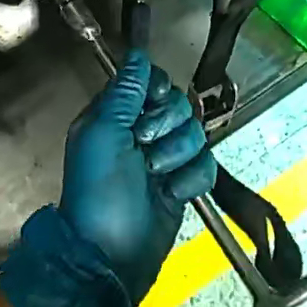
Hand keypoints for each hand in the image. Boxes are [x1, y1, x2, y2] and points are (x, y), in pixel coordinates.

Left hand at [57, 49, 216, 303]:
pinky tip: (172, 194)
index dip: (156, 90)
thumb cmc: (100, 189)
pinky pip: (206, 166)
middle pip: (178, 105)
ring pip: (195, 134)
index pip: (149, 81)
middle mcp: (138, 132)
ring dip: (177, 157)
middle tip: (144, 148)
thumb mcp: (103, 134)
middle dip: (167, 128)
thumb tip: (137, 54)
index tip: (151, 104)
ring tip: (156, 177)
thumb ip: (123, 93)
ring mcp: (163, 159)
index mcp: (113, 115)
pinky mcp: (183, 184)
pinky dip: (191, 181)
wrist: (113, 252)